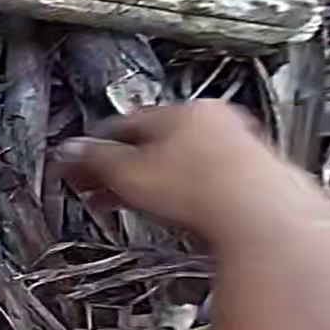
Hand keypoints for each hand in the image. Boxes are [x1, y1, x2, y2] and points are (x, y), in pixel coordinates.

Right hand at [54, 101, 329, 249]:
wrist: (262, 220)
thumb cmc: (204, 187)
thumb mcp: (123, 171)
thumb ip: (90, 158)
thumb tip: (67, 152)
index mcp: (186, 110)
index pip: (119, 123)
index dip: (89, 148)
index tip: (72, 165)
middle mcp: (217, 121)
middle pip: (147, 143)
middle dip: (115, 168)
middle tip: (91, 186)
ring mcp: (237, 149)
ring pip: (170, 163)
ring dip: (139, 182)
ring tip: (118, 202)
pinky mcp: (248, 179)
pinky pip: (193, 181)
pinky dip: (170, 193)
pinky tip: (157, 209)